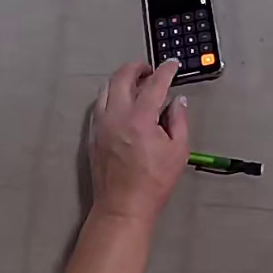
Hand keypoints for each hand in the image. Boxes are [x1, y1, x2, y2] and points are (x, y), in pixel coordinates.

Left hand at [87, 61, 190, 228]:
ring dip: (122, 79)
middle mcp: (117, 117)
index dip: (166, 70)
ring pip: (107, 87)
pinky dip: (111, 95)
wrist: (122, 207)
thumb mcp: (178, 152)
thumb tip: (178, 102)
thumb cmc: (150, 185)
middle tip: (151, 70)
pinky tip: (121, 101)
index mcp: (140, 119)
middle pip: (123, 76)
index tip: (172, 65)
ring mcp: (102, 124)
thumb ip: (179, 120)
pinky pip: (99, 104)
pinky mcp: (93, 134)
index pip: (154, 83)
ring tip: (136, 83)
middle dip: (138, 67)